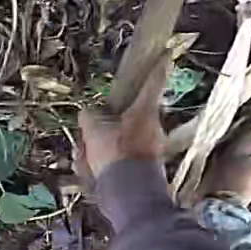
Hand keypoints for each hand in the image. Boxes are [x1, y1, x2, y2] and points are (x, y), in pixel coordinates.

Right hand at [77, 63, 168, 185]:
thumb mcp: (93, 129)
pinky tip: (91, 173)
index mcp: (144, 112)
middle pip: (129, 118)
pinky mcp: (145, 170)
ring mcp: (151, 150)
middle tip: (88, 137)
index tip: (165, 54)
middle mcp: (152, 128)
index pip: (153, 83)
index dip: (157, 68)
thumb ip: (90, 117)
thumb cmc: (114, 154)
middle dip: (106, 127)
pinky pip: (121, 160)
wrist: (128, 196)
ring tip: (86, 159)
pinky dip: (105, 164)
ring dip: (102, 148)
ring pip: (121, 141)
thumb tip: (89, 114)